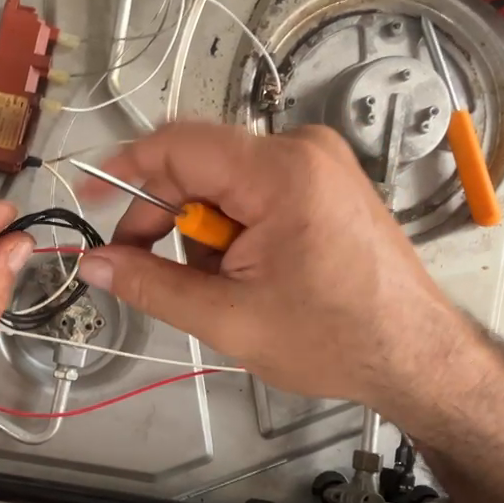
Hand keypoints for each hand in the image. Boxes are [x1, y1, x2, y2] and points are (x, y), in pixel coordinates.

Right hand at [76, 122, 476, 409]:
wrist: (416, 356)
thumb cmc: (331, 339)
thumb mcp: (226, 318)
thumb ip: (150, 284)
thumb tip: (93, 265)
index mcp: (280, 173)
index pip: (177, 146)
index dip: (122, 169)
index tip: (87, 198)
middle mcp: (300, 150)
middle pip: (197, 166)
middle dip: (163, 218)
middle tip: (146, 269)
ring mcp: (316, 164)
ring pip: (220, 184)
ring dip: (200, 233)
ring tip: (220, 286)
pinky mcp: (322, 183)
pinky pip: (250, 192)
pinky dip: (229, 231)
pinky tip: (244, 273)